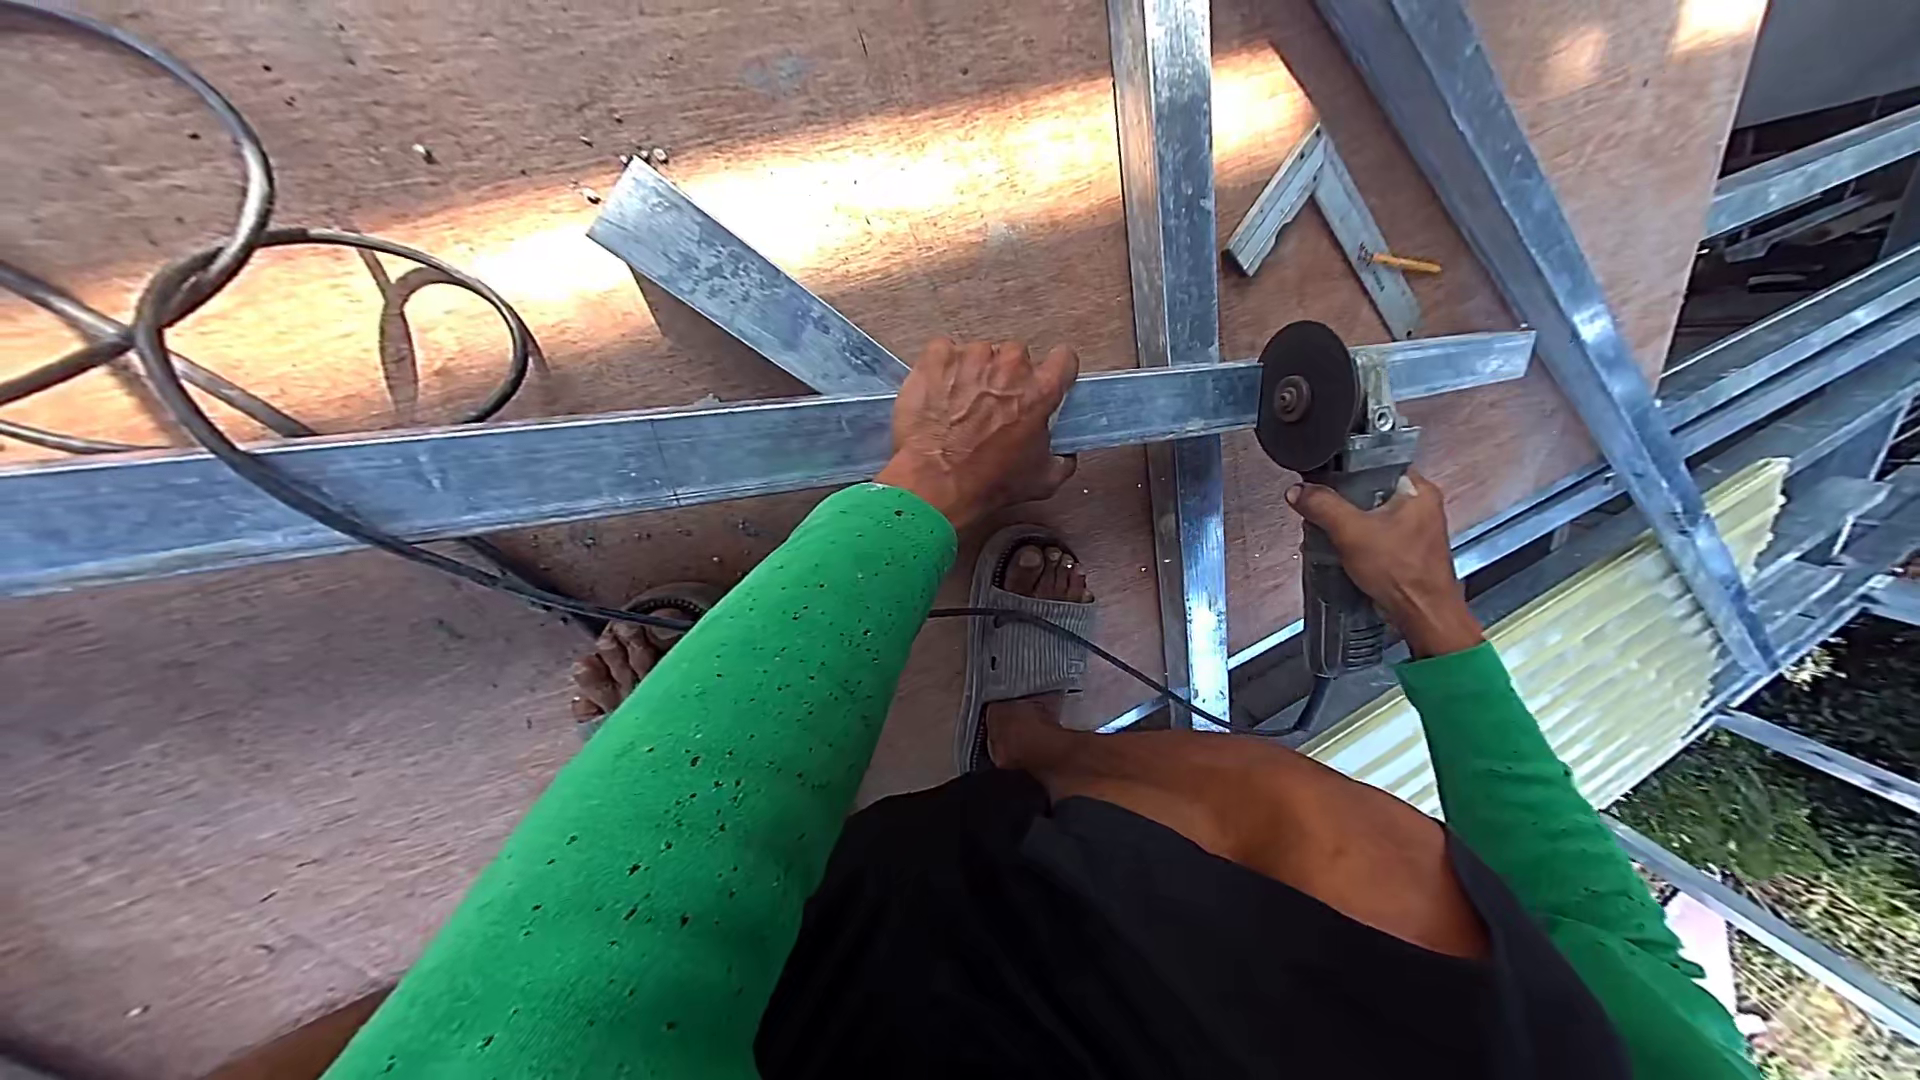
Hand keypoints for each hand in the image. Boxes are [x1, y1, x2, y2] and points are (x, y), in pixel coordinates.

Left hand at [875, 338, 1079, 527]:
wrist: (937, 484)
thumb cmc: (986, 482)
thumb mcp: (1042, 480)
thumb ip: (1062, 459)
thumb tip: (1063, 453)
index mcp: (1040, 390)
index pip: (1063, 359)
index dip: (1054, 371)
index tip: (1044, 379)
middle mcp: (1009, 367)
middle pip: (1015, 356)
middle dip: (1006, 377)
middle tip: (991, 406)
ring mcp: (971, 358)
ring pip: (978, 353)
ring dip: (973, 373)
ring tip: (959, 406)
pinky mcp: (937, 358)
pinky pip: (943, 351)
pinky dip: (941, 368)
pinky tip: (938, 394)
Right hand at [1286, 469, 1484, 657]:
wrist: (1420, 613)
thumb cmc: (1400, 571)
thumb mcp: (1350, 531)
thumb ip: (1322, 506)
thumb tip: (1297, 490)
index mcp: (1418, 490)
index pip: (1375, 464)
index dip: (1345, 470)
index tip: (1322, 479)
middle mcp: (1420, 505)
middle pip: (1367, 489)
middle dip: (1339, 500)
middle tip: (1320, 509)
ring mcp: (1412, 528)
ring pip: (1367, 512)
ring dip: (1343, 521)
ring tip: (1325, 529)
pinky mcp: (1402, 548)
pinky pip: (1370, 532)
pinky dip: (1352, 537)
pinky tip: (1337, 546)